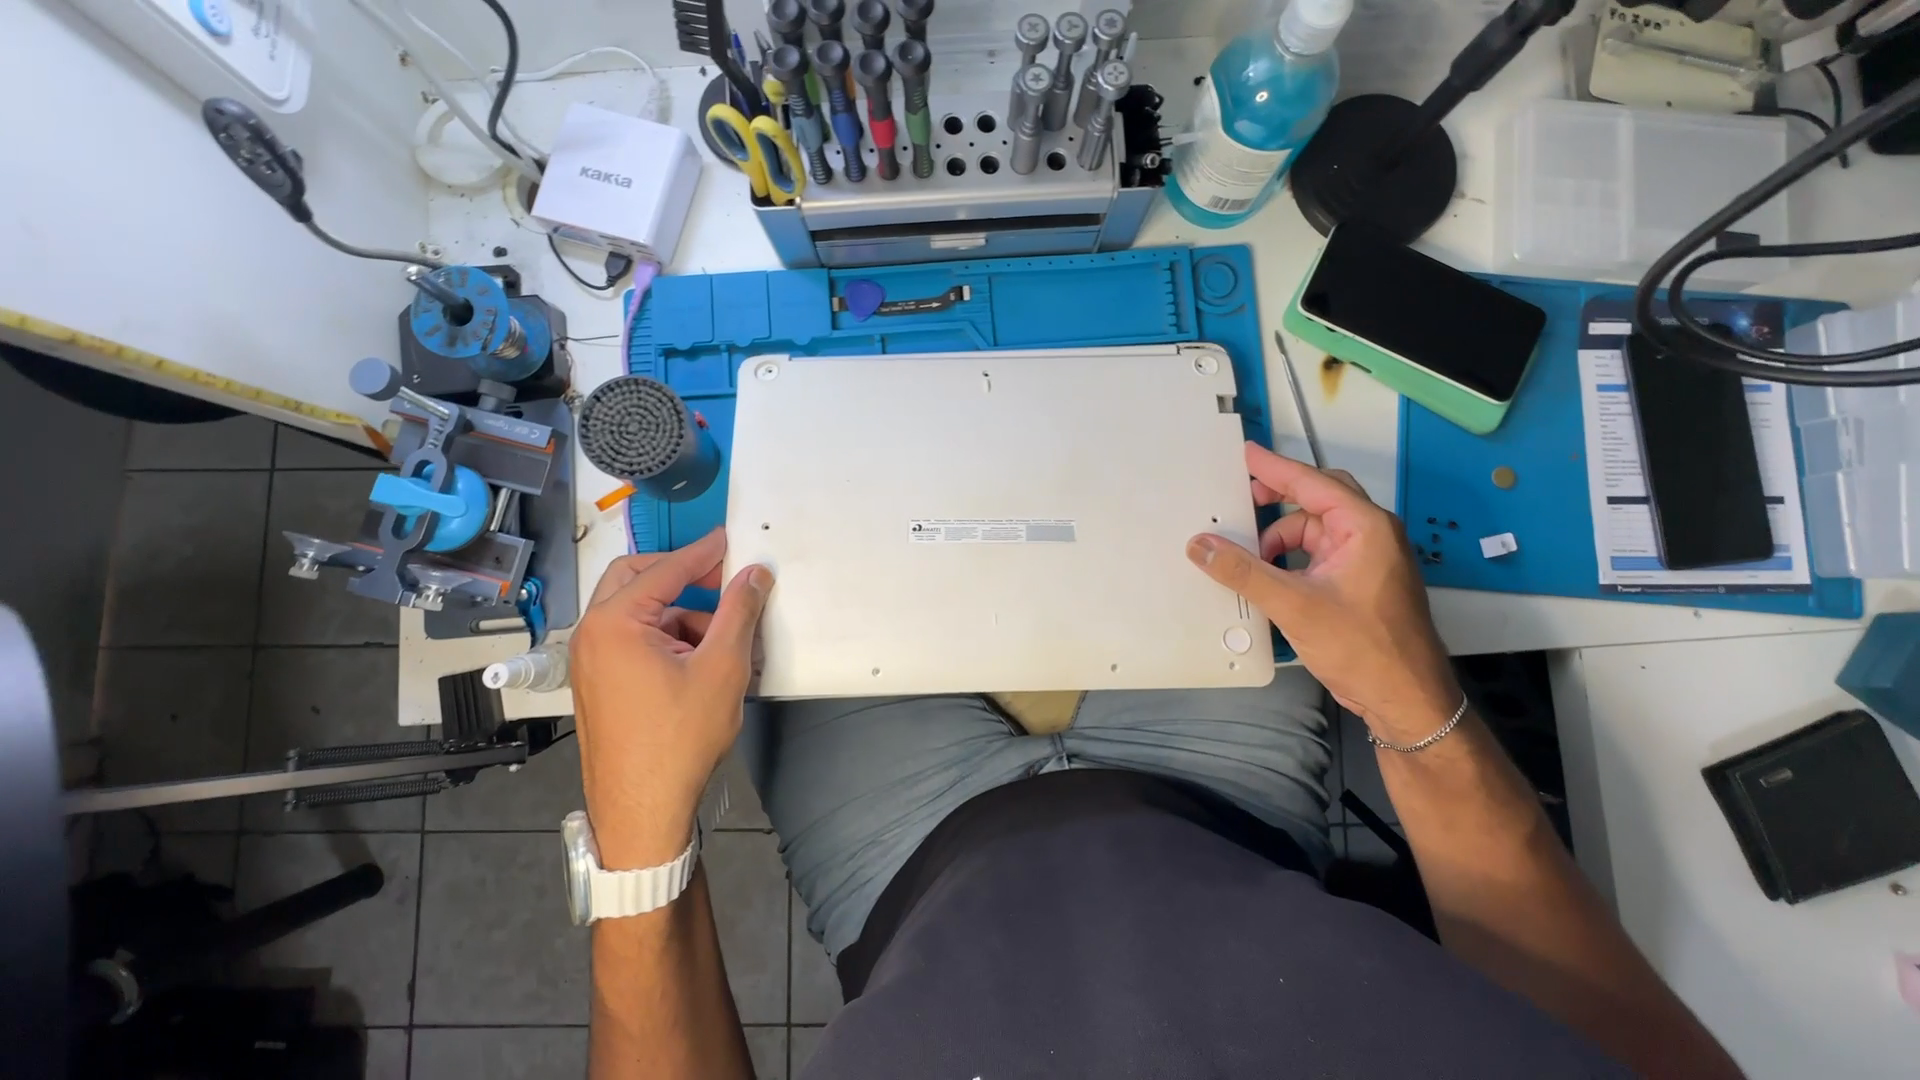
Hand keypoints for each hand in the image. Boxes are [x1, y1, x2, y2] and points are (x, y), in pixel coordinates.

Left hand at [569, 529, 771, 868]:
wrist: (642, 810)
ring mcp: (590, 661)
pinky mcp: (598, 684)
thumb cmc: (681, 737)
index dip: (703, 552)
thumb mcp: (722, 668)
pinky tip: (703, 667)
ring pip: (638, 615)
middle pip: (636, 580)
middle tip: (721, 581)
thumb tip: (755, 573)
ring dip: (680, 616)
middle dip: (681, 577)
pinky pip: (632, 643)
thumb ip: (739, 612)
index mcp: (614, 623)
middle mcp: (592, 634)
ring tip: (724, 644)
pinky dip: (667, 642)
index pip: (664, 569)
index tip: (730, 538)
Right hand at [1186, 443, 1461, 743]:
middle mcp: (1371, 535)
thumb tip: (1200, 546)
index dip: (1274, 468)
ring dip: (1281, 538)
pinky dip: (1291, 559)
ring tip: (1249, 557)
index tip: (1245, 454)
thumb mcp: (1293, 605)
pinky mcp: (1360, 583)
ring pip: (1316, 530)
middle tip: (1242, 500)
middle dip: (1278, 499)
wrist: (1404, 698)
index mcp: (1366, 527)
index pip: (1312, 483)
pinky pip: (1319, 555)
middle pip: (1318, 499)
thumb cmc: (1362, 646)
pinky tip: (1268, 576)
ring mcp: (1368, 560)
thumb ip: (1243, 571)